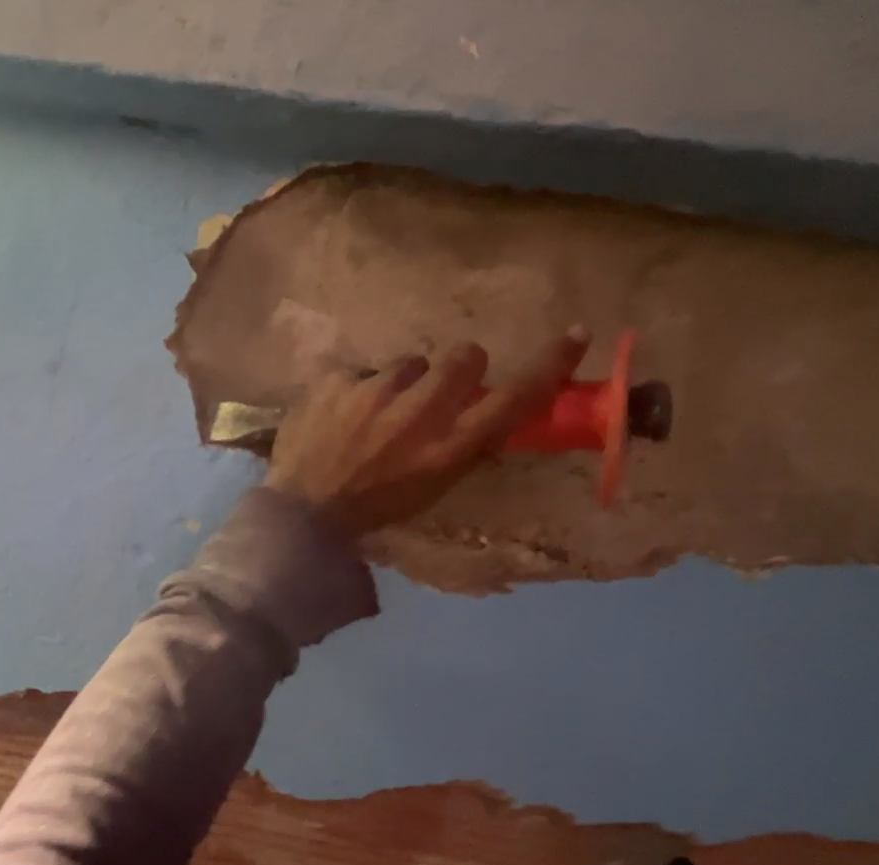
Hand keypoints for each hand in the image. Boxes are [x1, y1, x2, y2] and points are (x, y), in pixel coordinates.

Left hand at [262, 328, 590, 536]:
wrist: (303, 514)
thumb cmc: (374, 510)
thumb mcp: (433, 488)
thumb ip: (463, 446)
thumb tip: (488, 406)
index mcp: (447, 449)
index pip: (513, 398)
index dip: (549, 365)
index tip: (575, 335)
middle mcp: (416, 414)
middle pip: (463, 356)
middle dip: (458, 368)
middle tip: (437, 391)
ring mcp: (371, 393)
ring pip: (407, 362)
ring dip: (401, 382)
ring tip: (376, 412)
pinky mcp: (333, 381)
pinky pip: (359, 371)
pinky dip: (355, 390)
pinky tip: (340, 415)